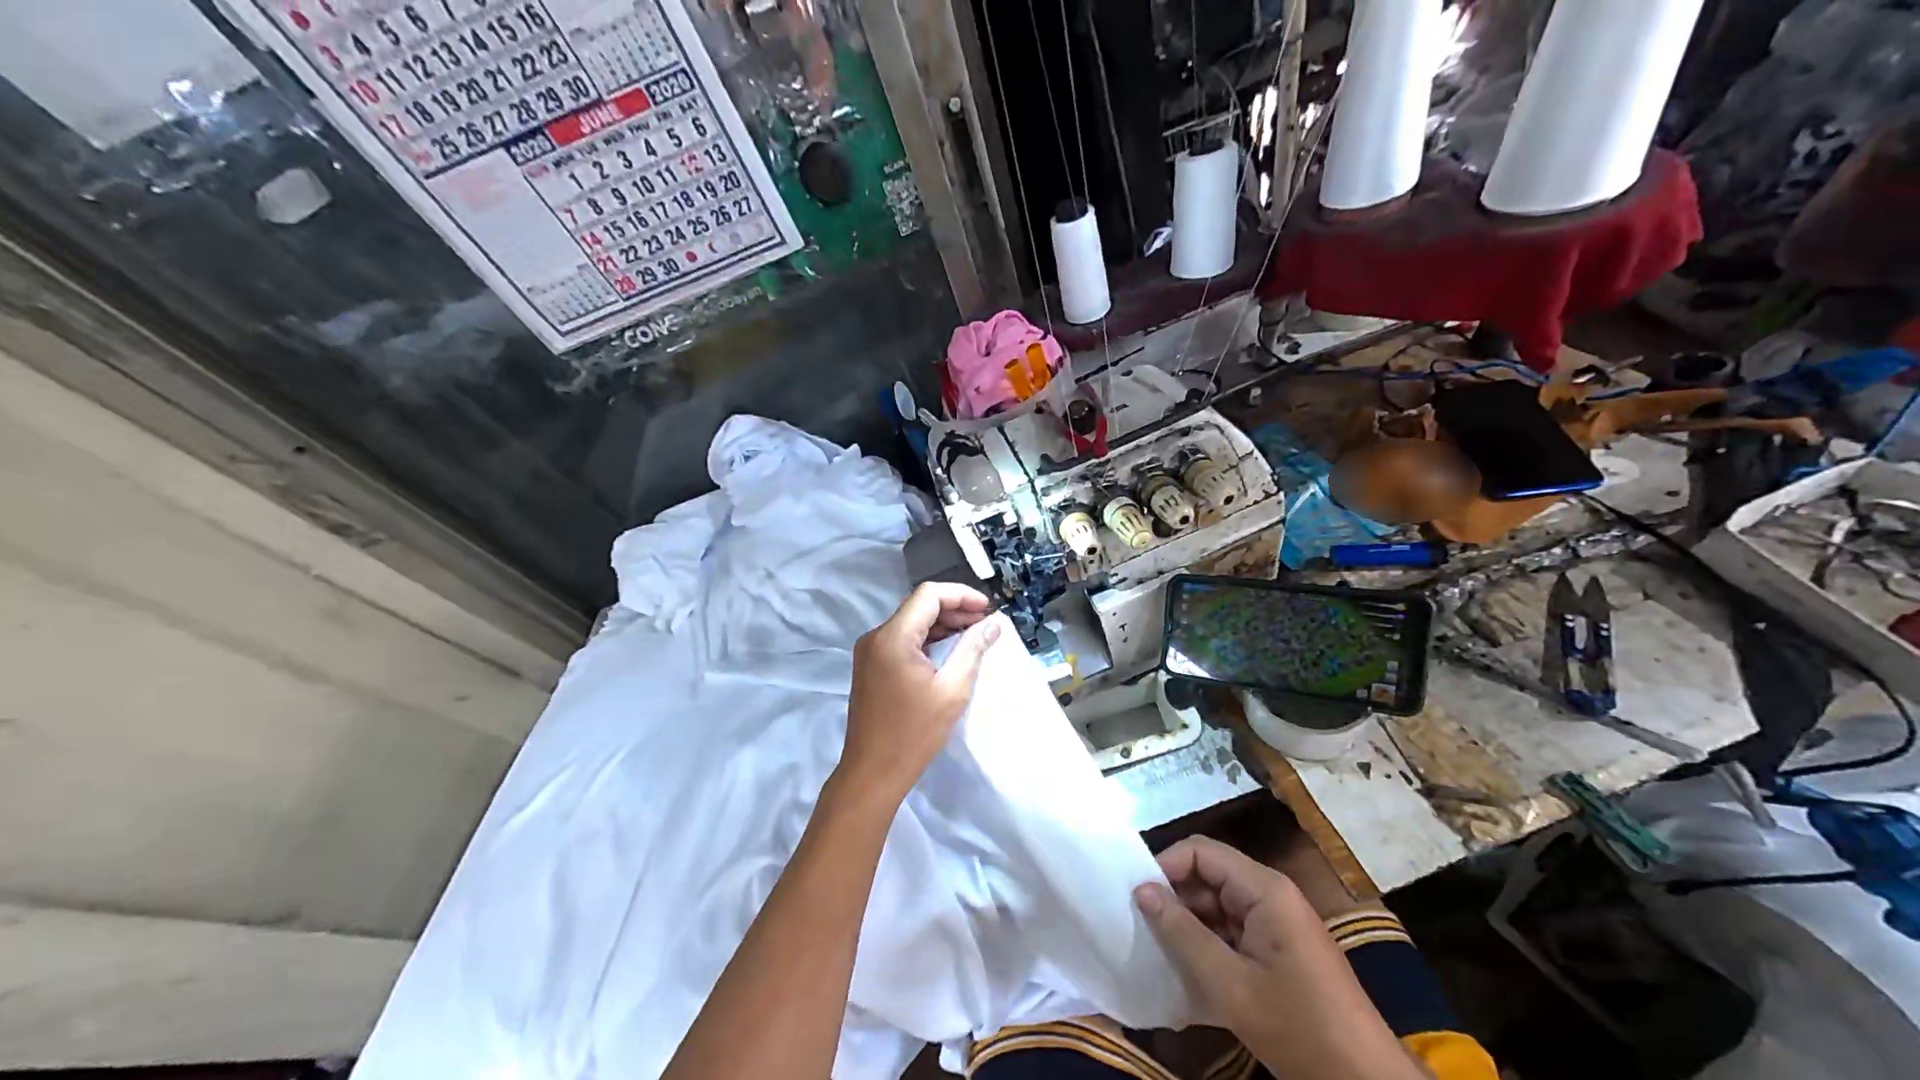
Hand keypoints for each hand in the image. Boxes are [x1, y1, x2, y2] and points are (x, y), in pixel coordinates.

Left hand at [839, 583, 1000, 802]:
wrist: (873, 772)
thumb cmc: (915, 733)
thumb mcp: (952, 690)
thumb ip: (973, 650)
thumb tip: (992, 625)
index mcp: (893, 637)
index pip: (928, 595)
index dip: (961, 595)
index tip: (987, 608)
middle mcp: (876, 637)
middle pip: (918, 606)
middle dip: (954, 609)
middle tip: (985, 623)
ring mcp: (869, 652)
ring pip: (910, 622)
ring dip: (942, 624)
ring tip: (973, 636)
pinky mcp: (870, 666)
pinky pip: (902, 640)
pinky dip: (927, 640)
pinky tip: (949, 651)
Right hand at [1135, 837, 1422, 1079]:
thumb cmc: (1297, 1026)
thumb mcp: (1229, 983)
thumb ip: (1183, 933)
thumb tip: (1142, 890)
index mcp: (1264, 889)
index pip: (1201, 851)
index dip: (1166, 866)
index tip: (1137, 897)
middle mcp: (1271, 894)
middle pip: (1209, 875)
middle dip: (1174, 896)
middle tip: (1140, 925)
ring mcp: (1277, 921)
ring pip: (1217, 903)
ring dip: (1188, 924)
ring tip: (1156, 949)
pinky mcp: (1279, 947)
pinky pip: (1232, 928)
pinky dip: (1208, 943)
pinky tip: (1187, 969)